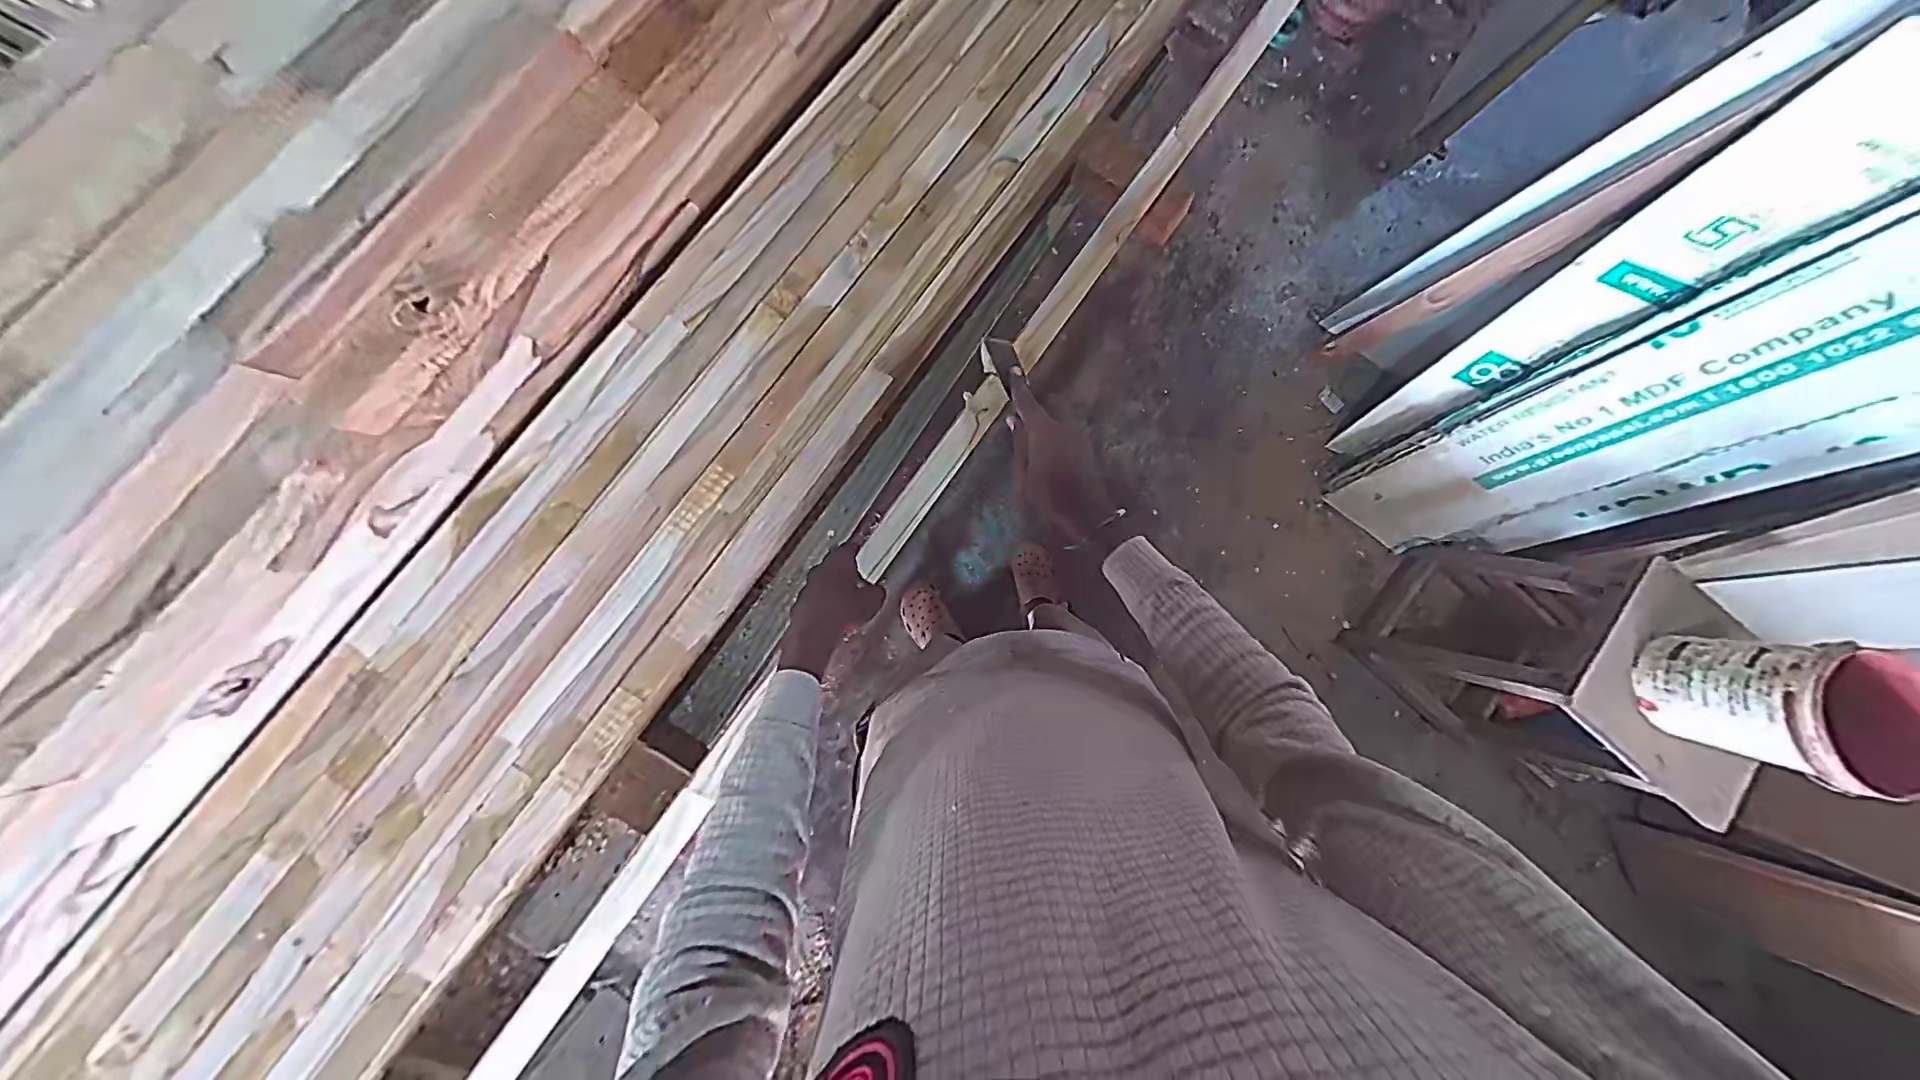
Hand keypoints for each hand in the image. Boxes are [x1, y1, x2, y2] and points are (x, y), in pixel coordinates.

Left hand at [779, 542, 884, 678]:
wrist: (815, 634)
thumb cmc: (842, 612)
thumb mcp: (873, 601)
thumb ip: (877, 591)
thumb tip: (877, 592)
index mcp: (839, 562)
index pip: (849, 547)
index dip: (856, 547)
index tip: (859, 545)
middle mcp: (820, 571)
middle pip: (834, 565)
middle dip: (846, 573)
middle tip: (858, 581)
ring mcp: (807, 588)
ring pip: (824, 584)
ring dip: (834, 591)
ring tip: (848, 605)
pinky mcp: (800, 606)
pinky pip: (816, 602)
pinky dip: (825, 607)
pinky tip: (834, 619)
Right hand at [1006, 366, 1122, 545]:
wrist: (1085, 513)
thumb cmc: (1048, 495)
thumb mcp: (1023, 473)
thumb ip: (1019, 444)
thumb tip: (1014, 421)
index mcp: (1043, 430)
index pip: (1027, 402)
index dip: (1018, 387)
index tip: (1014, 372)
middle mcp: (1063, 426)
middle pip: (1043, 414)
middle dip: (1031, 419)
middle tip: (1018, 429)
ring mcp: (1077, 436)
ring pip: (1055, 427)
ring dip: (1044, 434)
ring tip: (1034, 455)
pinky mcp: (1085, 448)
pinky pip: (1064, 438)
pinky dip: (1054, 443)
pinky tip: (1048, 461)